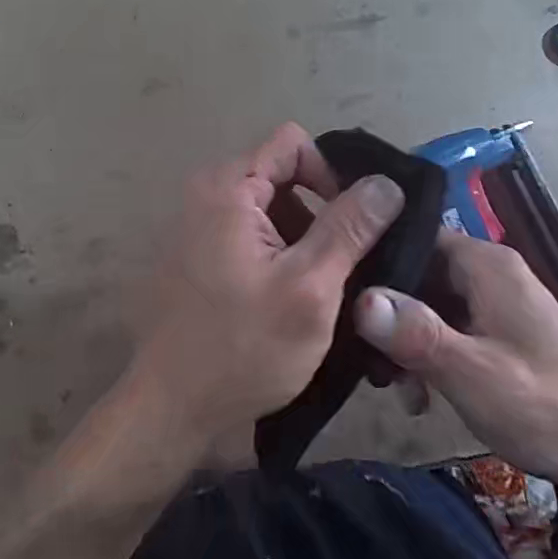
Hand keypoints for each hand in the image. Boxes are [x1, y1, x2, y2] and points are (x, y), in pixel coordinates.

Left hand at [126, 123, 404, 452]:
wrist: (169, 414)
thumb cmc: (242, 349)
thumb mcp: (309, 287)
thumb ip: (350, 228)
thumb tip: (388, 183)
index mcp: (227, 188)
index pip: (294, 144)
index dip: (330, 175)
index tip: (352, 225)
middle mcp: (206, 195)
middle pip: (282, 177)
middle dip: (319, 213)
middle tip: (343, 264)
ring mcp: (197, 228)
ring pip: (271, 210)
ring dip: (302, 239)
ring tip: (320, 289)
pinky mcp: (198, 258)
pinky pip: (250, 236)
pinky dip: (278, 256)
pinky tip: (291, 300)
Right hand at [355, 231, 557, 486]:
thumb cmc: (546, 408)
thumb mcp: (473, 373)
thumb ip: (417, 334)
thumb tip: (359, 296)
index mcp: (488, 264)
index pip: (417, 234)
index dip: (378, 258)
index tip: (342, 291)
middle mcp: (492, 273)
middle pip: (422, 273)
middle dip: (390, 314)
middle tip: (366, 358)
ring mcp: (498, 305)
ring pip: (432, 306)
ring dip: (409, 342)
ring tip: (396, 388)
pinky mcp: (501, 335)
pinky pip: (451, 330)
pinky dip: (432, 357)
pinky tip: (422, 397)